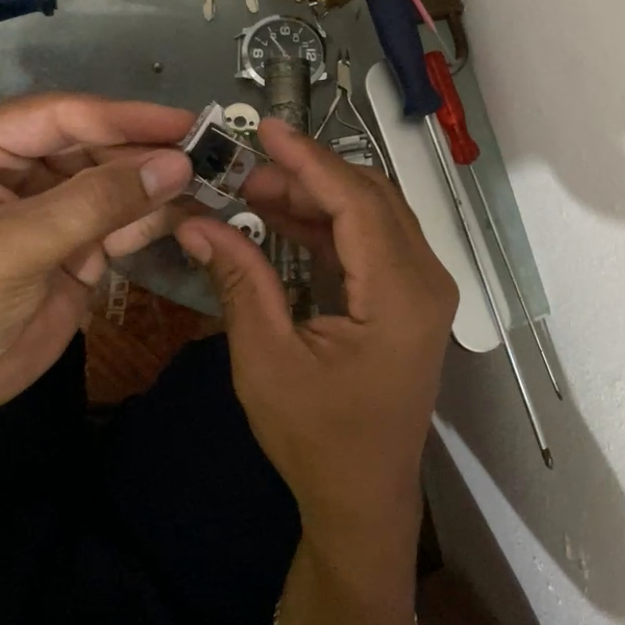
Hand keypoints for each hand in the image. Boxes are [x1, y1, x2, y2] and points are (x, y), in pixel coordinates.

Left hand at [0, 93, 195, 411]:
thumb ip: (97, 202)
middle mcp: (14, 167)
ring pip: (116, 180)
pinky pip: (124, 218)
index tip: (186, 122)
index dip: (126, 118)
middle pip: (96, 144)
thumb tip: (178, 163)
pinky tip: (195, 213)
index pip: (61, 116)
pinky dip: (157, 217)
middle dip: (149, 152)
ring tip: (216, 181)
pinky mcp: (76, 243)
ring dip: (161, 183)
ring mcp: (48, 206)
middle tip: (212, 155)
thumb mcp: (13, 248)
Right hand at [173, 119, 458, 532]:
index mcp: (402, 294)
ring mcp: (426, 290)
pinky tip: (286, 220)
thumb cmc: (316, 439)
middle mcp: (427, 280)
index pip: (357, 202)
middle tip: (247, 169)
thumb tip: (198, 223)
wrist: (364, 496)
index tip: (266, 128)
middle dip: (311, 176)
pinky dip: (334, 228)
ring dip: (322, 199)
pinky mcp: (413, 300)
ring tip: (256, 191)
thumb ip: (241, 282)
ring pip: (376, 217)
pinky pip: (376, 245)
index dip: (310, 160)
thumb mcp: (267, 361)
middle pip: (372, 200)